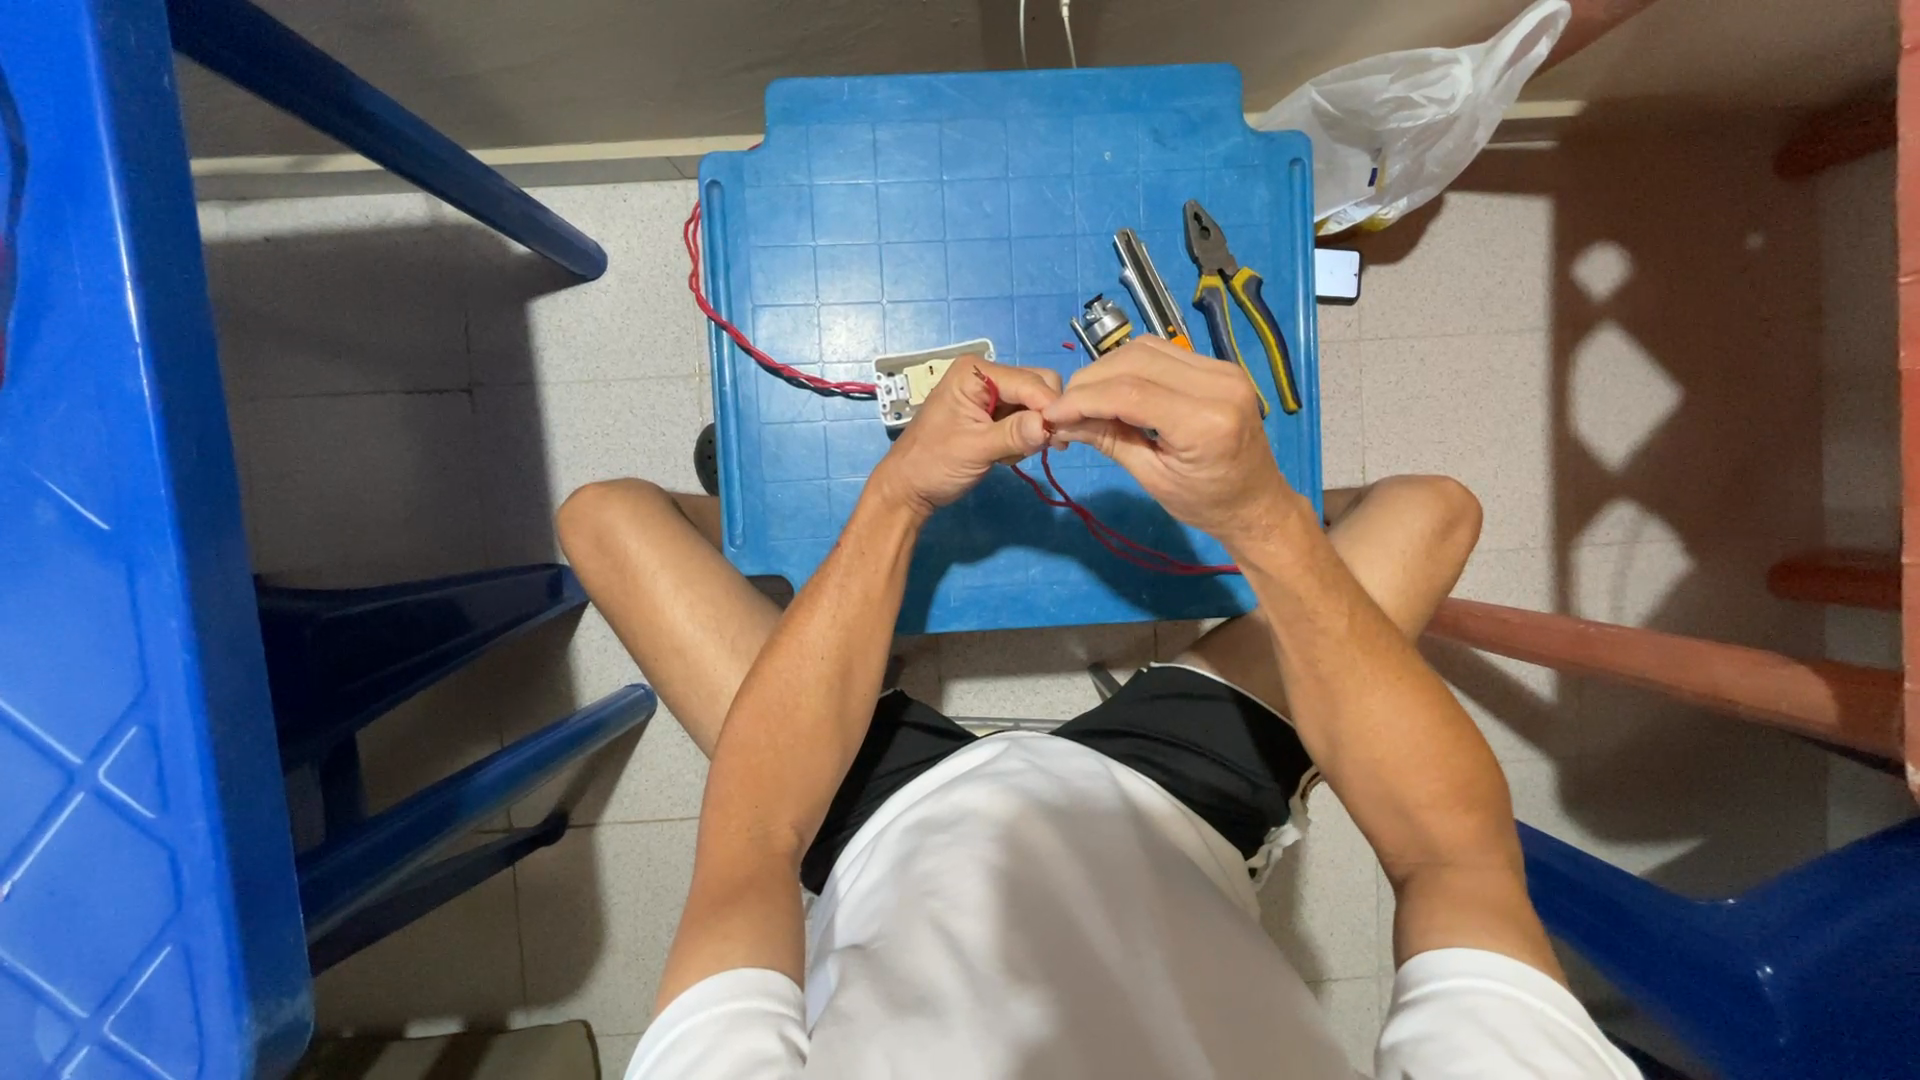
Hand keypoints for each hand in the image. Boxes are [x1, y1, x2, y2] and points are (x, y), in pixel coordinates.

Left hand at [869, 357, 1060, 519]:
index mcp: (976, 372)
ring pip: (1036, 406)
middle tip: (1038, 447)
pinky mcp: (994, 415)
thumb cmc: (933, 464)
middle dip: (1042, 417)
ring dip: (1032, 432)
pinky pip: (1025, 420)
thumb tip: (1048, 425)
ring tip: (1009, 454)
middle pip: (1038, 387)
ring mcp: (990, 395)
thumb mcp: (975, 448)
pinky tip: (1005, 455)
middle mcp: (986, 376)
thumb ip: (1013, 434)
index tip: (1059, 437)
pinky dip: (1024, 439)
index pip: (1030, 381)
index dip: (1048, 407)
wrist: (910, 488)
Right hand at [1041, 337, 1298, 546]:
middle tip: (1064, 407)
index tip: (1051, 414)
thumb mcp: (1152, 478)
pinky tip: (1113, 388)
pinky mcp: (1220, 366)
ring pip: (1146, 349)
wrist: (1257, 503)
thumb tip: (1060, 422)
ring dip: (1107, 369)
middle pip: (1135, 361)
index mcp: (1205, 423)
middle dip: (1090, 381)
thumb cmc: (1205, 504)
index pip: (1130, 393)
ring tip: (1085, 398)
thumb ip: (1109, 441)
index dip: (1083, 399)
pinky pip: (1164, 352)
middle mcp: (1218, 385)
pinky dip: (1130, 366)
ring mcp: (1223, 370)